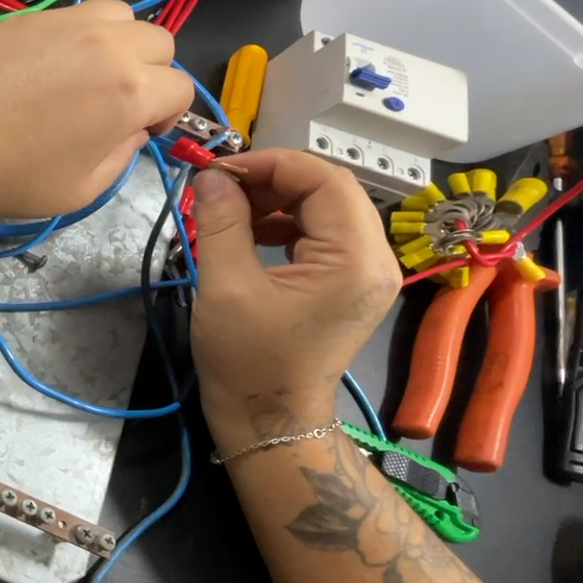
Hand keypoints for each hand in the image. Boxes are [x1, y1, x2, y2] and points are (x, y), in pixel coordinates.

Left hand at [0, 0, 192, 219]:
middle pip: (158, 43)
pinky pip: (72, 16)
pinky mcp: (28, 17)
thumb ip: (122, 156)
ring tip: (85, 77)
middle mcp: (108, 45)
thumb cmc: (7, 179)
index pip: (180, 89)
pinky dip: (75, 36)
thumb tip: (130, 130)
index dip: (166, 115)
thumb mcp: (80, 190)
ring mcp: (66, 23)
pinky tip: (44, 69)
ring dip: (117, 44)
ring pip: (121, 16)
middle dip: (149, 74)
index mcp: (131, 91)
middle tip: (112, 105)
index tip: (136, 132)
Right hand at [187, 149, 400, 454]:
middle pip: (329, 191)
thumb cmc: (246, 359)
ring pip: (324, 210)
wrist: (267, 417)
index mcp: (354, 259)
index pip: (324, 181)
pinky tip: (248, 237)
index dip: (270, 165)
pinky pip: (320, 236)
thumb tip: (209, 178)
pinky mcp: (345, 285)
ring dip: (274, 202)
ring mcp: (363, 273)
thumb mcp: (225, 287)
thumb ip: (220, 225)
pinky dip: (283, 225)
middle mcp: (373, 259)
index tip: (217, 171)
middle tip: (216, 191)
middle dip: (270, 181)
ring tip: (226, 213)